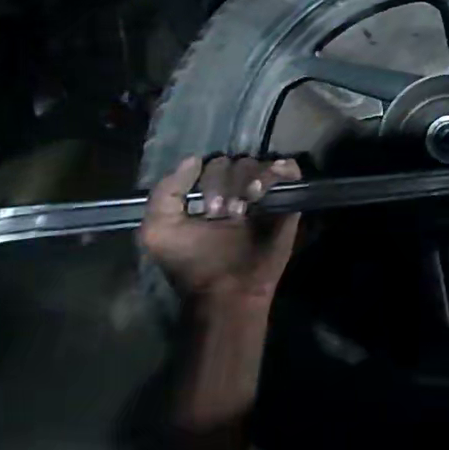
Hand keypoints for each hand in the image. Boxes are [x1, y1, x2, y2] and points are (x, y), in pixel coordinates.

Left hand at [140, 155, 302, 308]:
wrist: (227, 290)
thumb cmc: (193, 263)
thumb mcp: (158, 231)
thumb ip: (165, 193)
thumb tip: (194, 159)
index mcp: (211, 194)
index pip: (213, 164)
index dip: (208, 181)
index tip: (205, 209)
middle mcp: (238, 190)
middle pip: (237, 161)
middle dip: (228, 184)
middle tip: (225, 213)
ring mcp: (266, 194)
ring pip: (261, 163)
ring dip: (250, 181)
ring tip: (244, 209)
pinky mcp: (289, 200)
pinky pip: (289, 170)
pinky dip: (278, 171)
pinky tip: (262, 192)